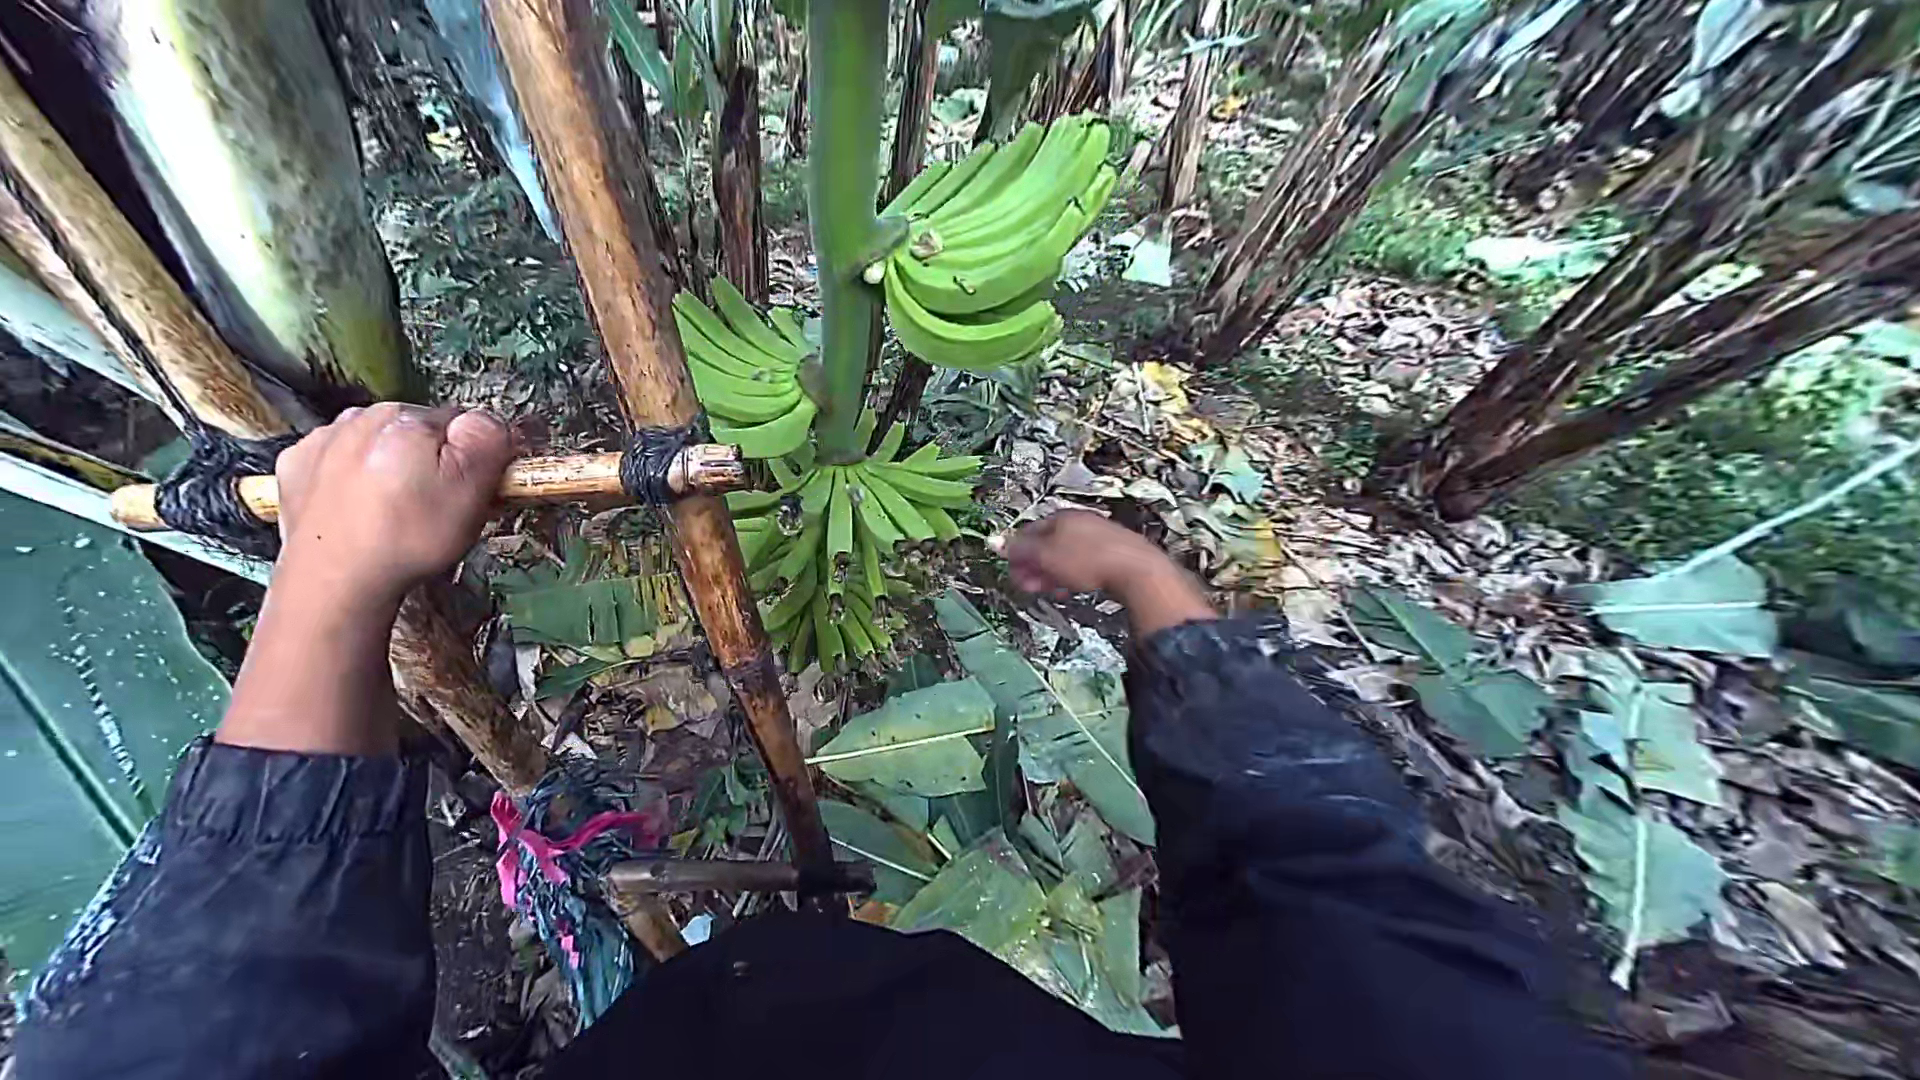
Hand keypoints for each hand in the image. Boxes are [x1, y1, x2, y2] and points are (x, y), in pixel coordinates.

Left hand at [273, 404, 513, 607]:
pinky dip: (357, 474)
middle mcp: (362, 417)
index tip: (477, 487)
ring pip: (381, 441)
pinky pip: (342, 458)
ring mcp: (323, 440)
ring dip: (396, 463)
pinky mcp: (296, 466)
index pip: (464, 422)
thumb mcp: (473, 488)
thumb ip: (486, 440)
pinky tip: (364, 503)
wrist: (337, 580)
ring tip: (402, 505)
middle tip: (444, 500)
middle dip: (436, 457)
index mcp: (409, 419)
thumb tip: (486, 418)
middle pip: (421, 430)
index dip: (477, 454)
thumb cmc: (414, 535)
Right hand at [1003, 510, 1175, 595]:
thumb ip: (1020, 550)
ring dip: (1052, 573)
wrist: (1137, 571)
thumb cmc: (1088, 560)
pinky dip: (1073, 575)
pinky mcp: (1114, 554)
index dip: (1017, 552)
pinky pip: (1085, 563)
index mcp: (1061, 517)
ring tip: (1048, 590)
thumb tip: (996, 542)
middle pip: (1048, 543)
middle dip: (1034, 565)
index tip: (1012, 571)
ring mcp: (1099, 537)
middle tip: (1027, 585)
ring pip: (1066, 555)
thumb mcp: (1045, 556)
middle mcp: (1080, 522)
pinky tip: (1072, 589)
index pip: (1029, 531)